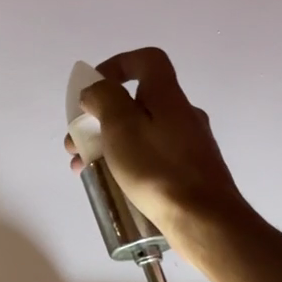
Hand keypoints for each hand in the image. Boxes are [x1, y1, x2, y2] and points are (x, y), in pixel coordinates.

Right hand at [65, 48, 249, 238]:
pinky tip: (111, 184)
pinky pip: (150, 156)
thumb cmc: (158, 169)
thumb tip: (96, 93)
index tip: (93, 87)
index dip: (117, 64)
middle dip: (99, 116)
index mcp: (168, 97)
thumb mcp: (120, 125)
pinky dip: (126, 162)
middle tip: (76, 140)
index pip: (147, 60)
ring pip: (140, 131)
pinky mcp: (190, 172)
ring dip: (107, 142)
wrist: (205, 221)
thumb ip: (103, 98)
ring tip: (84, 167)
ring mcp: (189, 145)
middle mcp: (182, 115)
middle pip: (136, 101)